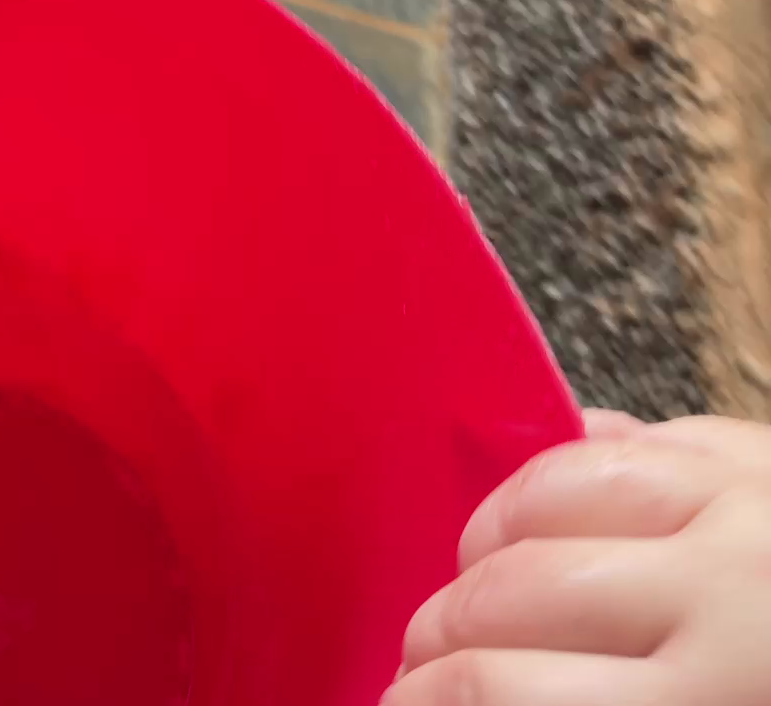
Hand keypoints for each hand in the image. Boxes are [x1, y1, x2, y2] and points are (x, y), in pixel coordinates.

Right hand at [388, 409, 770, 704]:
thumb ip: (626, 697)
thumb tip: (479, 696)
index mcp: (739, 701)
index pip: (507, 696)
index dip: (425, 700)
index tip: (398, 705)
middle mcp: (737, 602)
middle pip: (499, 602)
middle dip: (432, 638)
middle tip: (417, 670)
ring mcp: (745, 511)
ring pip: (528, 513)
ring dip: (472, 560)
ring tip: (463, 596)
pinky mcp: (753, 455)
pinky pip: (594, 453)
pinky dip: (533, 489)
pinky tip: (518, 524)